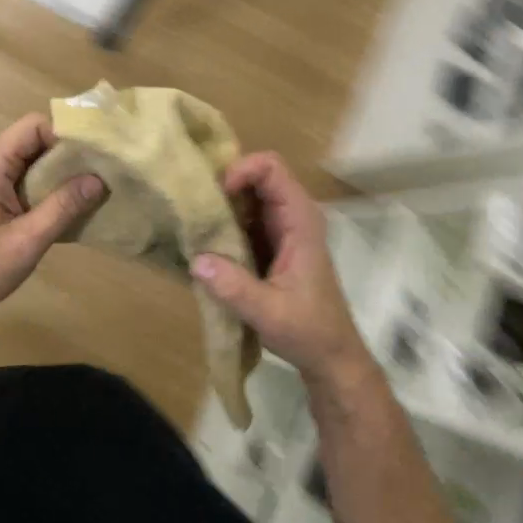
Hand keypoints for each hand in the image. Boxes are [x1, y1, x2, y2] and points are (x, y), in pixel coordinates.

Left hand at [0, 114, 106, 328]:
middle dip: (70, 154)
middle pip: (37, 139)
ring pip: (34, 159)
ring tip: (93, 191)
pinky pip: (26, 177)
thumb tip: (99, 179)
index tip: (96, 158)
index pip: (36, 125)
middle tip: (103, 174)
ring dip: (62, 173)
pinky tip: (70, 208)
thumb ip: (62, 207)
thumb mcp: (26, 241)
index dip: (67, 136)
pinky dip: (49, 187)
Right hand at [190, 152, 372, 380]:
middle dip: (223, 183)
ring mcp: (281, 228)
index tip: (216, 194)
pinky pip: (243, 217)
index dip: (241, 169)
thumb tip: (196, 260)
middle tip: (193, 203)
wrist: (331, 356)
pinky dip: (222, 220)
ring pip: (247, 195)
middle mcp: (292, 215)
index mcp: (300, 220)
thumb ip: (234, 287)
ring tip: (192, 218)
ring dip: (220, 202)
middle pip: (256, 175)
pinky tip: (202, 237)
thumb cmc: (309, 331)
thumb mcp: (269, 313)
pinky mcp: (270, 242)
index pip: (271, 167)